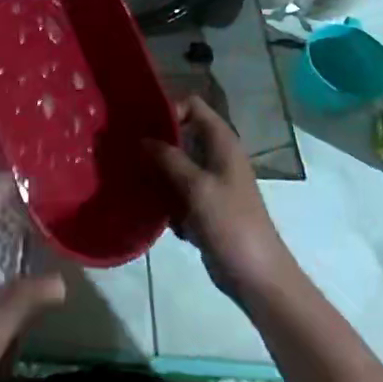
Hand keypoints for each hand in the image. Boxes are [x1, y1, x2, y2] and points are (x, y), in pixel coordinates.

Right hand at [149, 97, 299, 301]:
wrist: (256, 276)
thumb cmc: (231, 223)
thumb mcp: (196, 186)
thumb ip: (168, 157)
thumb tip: (142, 139)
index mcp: (222, 142)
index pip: (193, 105)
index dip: (168, 107)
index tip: (141, 123)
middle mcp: (216, 156)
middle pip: (181, 133)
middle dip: (155, 138)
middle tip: (126, 145)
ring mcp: (210, 181)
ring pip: (175, 162)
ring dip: (156, 167)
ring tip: (130, 171)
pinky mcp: (203, 205)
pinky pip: (176, 188)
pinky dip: (163, 193)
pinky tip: (147, 201)